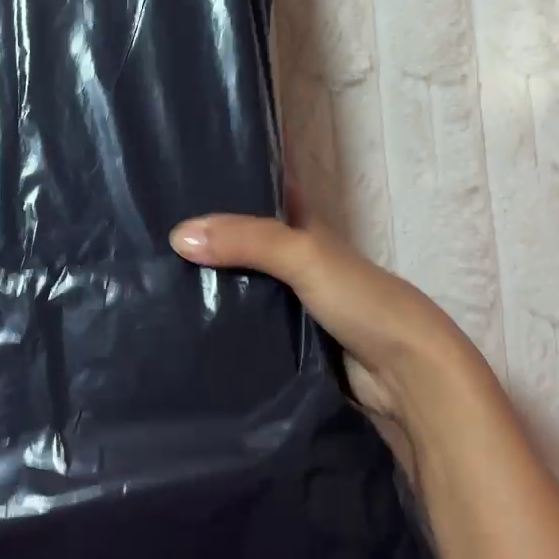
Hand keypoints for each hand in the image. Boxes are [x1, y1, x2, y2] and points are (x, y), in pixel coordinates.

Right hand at [168, 202, 472, 459]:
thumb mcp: (302, 254)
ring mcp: (293, 302)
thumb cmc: (361, 299)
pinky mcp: (288, 343)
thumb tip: (177, 236)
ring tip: (155, 275)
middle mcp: (298, 259)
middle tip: (151, 234)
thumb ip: (245, 241)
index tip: (175, 180)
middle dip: (206, 239)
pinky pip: (246, 324)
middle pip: (243, 242)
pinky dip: (222, 321)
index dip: (225, 186)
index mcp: (305, 227)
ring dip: (210, 283)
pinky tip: (185, 321)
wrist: (407, 378)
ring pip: (242, 285)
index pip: (260, 194)